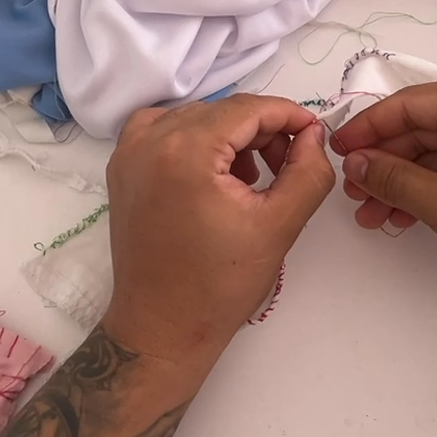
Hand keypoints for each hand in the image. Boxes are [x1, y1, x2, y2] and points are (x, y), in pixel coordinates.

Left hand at [103, 95, 335, 369]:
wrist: (162, 328)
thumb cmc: (221, 284)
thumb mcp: (279, 225)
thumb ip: (307, 171)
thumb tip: (312, 134)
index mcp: (185, 151)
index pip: (248, 108)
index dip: (289, 115)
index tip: (314, 134)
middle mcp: (149, 140)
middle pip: (222, 110)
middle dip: (262, 130)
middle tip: (286, 166)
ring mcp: (129, 152)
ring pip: (196, 117)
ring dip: (231, 135)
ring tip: (253, 178)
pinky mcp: (122, 167)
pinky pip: (166, 130)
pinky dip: (196, 139)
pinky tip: (215, 173)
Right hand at [330, 76, 436, 306]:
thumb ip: (392, 178)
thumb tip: (356, 162)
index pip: (407, 104)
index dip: (366, 129)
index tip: (337, 152)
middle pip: (421, 128)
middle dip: (384, 163)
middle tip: (353, 193)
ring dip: (403, 182)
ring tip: (372, 215)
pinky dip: (431, 188)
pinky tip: (405, 216)